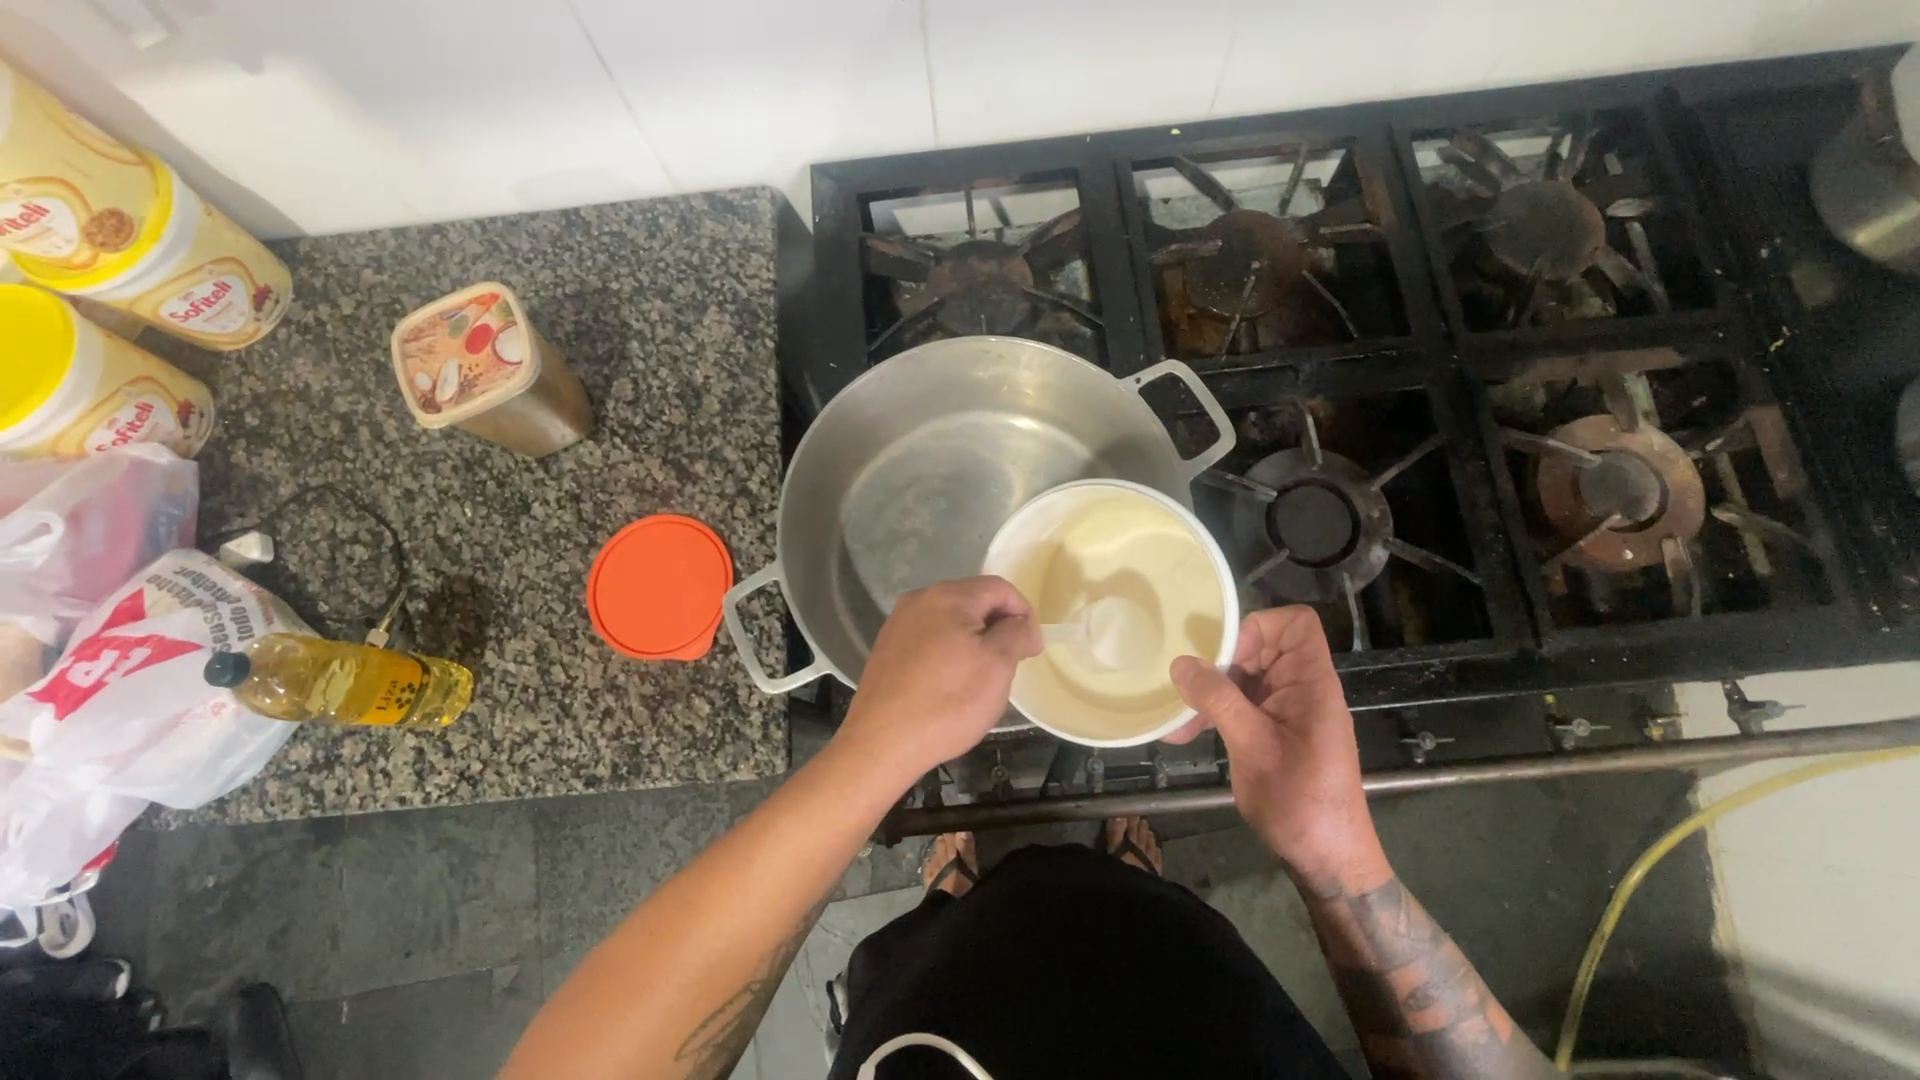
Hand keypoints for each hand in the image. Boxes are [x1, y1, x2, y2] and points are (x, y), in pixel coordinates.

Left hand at [836, 576, 1042, 780]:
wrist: (882, 743)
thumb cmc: (948, 702)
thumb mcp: (997, 666)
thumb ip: (1017, 634)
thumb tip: (1024, 624)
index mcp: (948, 596)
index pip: (999, 588)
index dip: (1023, 612)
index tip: (1031, 648)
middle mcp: (918, 600)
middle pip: (972, 601)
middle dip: (997, 627)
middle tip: (1009, 665)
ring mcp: (898, 624)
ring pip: (950, 622)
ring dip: (973, 641)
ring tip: (980, 678)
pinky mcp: (886, 649)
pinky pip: (928, 640)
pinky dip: (947, 653)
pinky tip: (948, 685)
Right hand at [1165, 607, 1389, 894]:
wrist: (1327, 862)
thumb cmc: (1300, 801)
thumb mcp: (1252, 746)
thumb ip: (1218, 700)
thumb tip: (1181, 663)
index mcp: (1311, 684)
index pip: (1295, 624)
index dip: (1258, 627)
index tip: (1225, 656)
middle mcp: (1302, 691)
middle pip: (1262, 648)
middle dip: (1220, 663)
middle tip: (1188, 688)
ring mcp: (1289, 713)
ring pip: (1246, 680)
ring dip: (1211, 694)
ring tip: (1176, 720)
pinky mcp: (1276, 734)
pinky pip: (1243, 707)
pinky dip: (1216, 715)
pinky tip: (1185, 735)